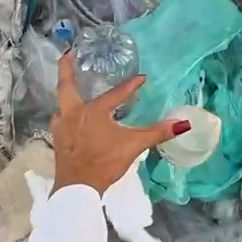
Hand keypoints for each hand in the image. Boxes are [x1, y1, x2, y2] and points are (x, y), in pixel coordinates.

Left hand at [51, 49, 189, 194]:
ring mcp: (61, 127)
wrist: (78, 187)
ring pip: (62, 104)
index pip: (115, 94)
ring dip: (68, 95)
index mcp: (92, 110)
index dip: (131, 86)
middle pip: (66, 85)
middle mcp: (73, 113)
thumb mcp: (133, 145)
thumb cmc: (105, 162)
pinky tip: (73, 120)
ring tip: (75, 91)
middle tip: (69, 54)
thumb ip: (157, 133)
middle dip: (66, 68)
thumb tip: (183, 124)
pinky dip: (67, 115)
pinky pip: (61, 121)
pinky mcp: (58, 141)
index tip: (142, 78)